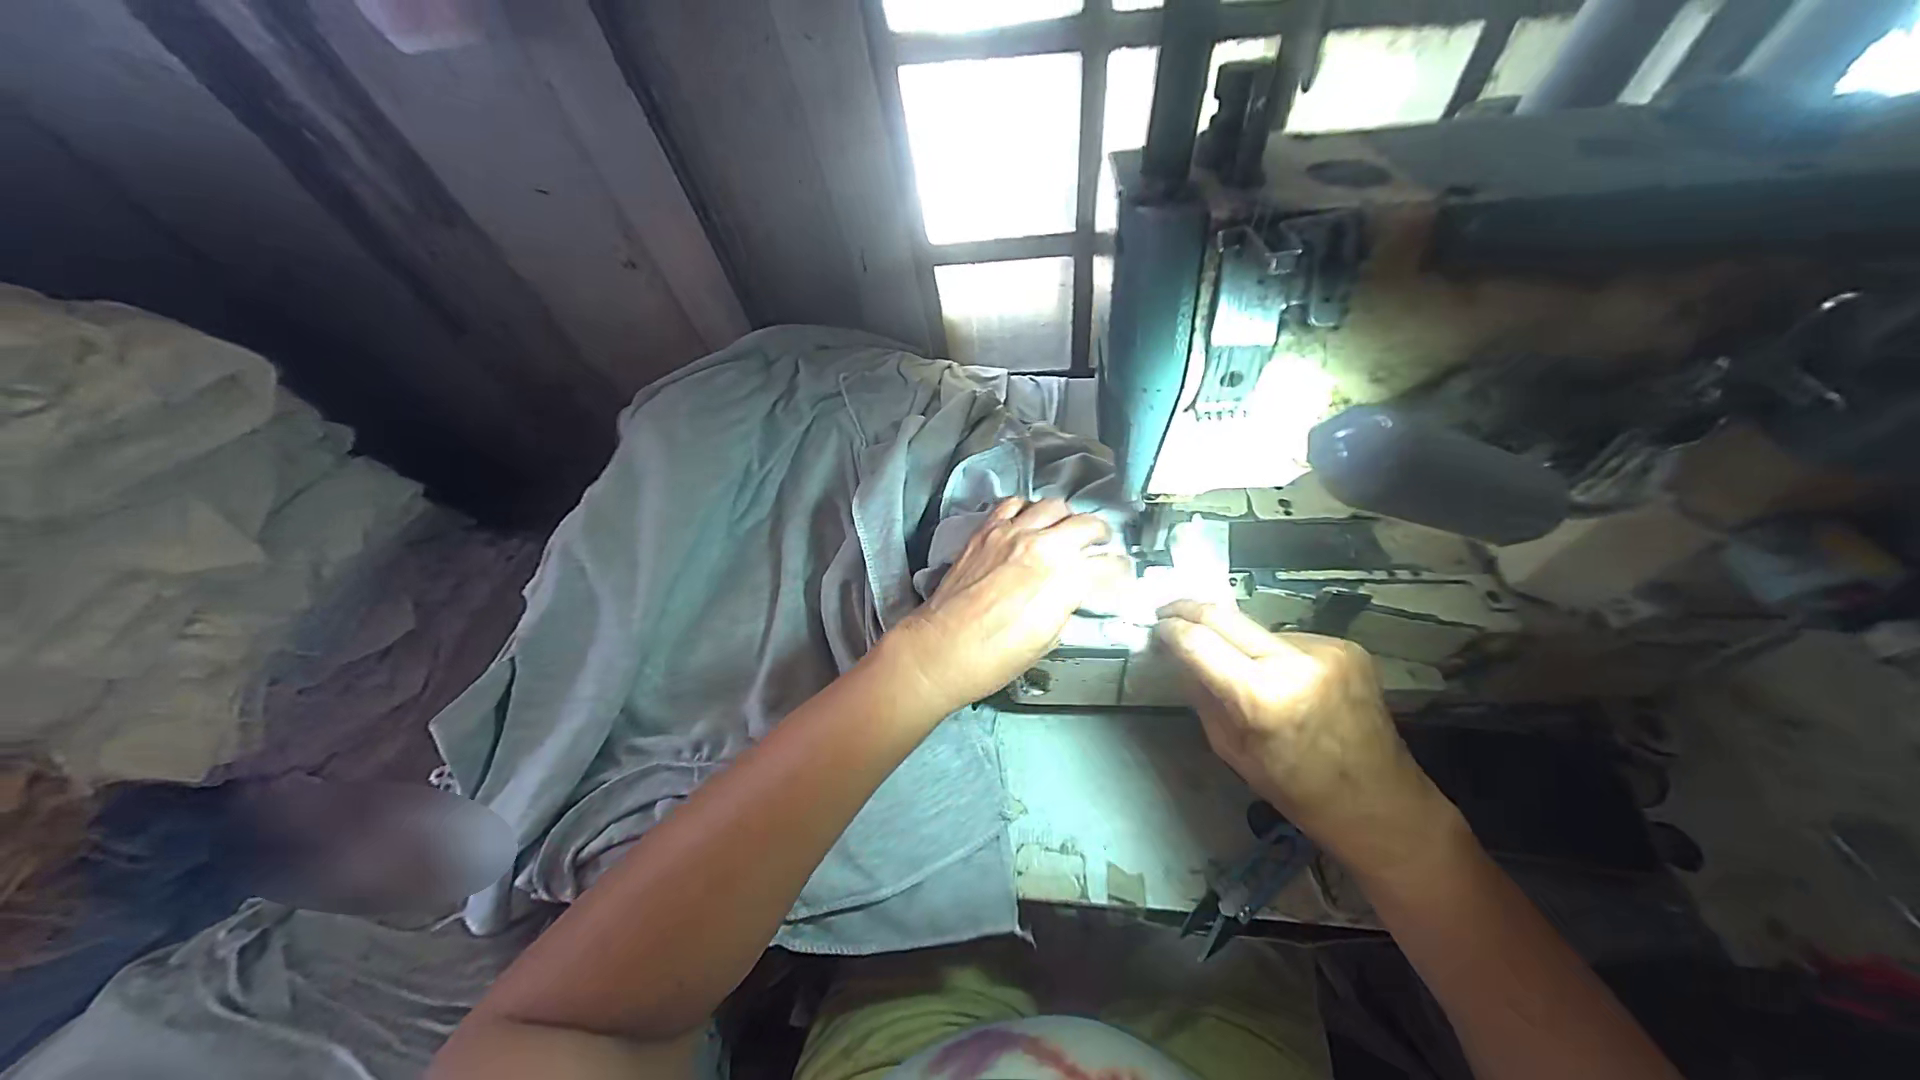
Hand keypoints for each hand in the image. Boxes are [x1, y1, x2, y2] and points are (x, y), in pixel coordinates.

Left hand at [885, 497, 1130, 711]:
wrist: (941, 648)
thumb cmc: (995, 656)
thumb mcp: (1047, 639)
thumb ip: (1068, 607)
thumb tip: (1077, 594)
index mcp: (1064, 579)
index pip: (1107, 565)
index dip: (1119, 571)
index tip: (1120, 576)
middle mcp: (1042, 546)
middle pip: (1086, 524)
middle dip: (1099, 536)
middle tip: (1098, 547)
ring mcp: (1011, 533)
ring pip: (1053, 505)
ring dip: (1065, 517)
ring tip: (1064, 530)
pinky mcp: (986, 530)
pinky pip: (1014, 503)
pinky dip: (1028, 509)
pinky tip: (1028, 522)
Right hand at [1153, 600, 1464, 882]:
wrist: (1379, 803)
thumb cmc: (1295, 790)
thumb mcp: (1230, 748)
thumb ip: (1202, 696)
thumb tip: (1179, 656)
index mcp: (1262, 697)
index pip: (1199, 642)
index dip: (1170, 630)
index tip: (1154, 627)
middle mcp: (1295, 662)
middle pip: (1225, 616)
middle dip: (1189, 610)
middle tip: (1166, 610)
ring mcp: (1326, 649)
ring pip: (1258, 629)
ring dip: (1237, 639)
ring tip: (1236, 663)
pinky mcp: (1346, 647)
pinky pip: (1289, 640)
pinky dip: (1273, 652)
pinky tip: (1281, 676)